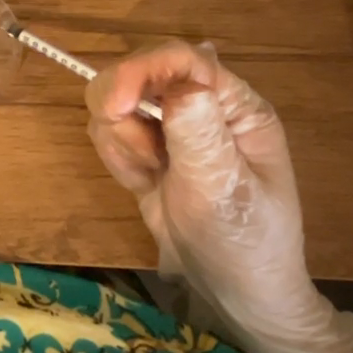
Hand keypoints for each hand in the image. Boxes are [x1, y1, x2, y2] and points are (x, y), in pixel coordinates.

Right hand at [87, 40, 352, 352]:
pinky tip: (141, 184)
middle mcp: (201, 106)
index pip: (180, 59)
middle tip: (139, 156)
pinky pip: (108, 132)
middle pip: (136, 73)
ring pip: (114, 101)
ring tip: (150, 177)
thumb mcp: (224, 192)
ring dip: (120, 140)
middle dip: (122, 109)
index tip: (116, 108)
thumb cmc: (244, 242)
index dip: (141, 71)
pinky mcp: (146, 148)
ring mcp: (171, 127)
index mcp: (234, 106)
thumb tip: (179, 84)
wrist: (235, 293)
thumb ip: (198, 135)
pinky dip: (115, 157)